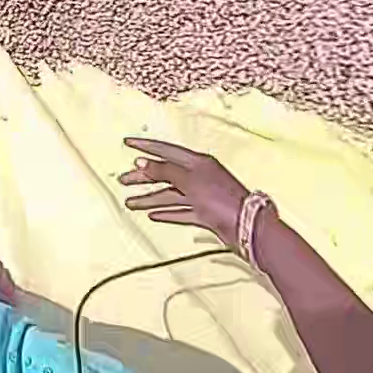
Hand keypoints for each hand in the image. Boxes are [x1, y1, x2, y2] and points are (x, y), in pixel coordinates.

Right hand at [117, 137, 249, 246]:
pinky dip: (167, 212)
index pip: (165, 150)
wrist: (249, 230)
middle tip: (123, 180)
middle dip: (143, 178)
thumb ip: (162, 170)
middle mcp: (199, 177)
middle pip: (165, 174)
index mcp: (197, 163)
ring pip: (170, 194)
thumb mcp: (188, 180)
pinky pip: (181, 211)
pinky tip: (153, 215)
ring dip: (149, 199)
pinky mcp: (206, 214)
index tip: (127, 142)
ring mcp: (203, 196)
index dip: (145, 146)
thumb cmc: (221, 199)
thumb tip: (140, 162)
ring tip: (131, 204)